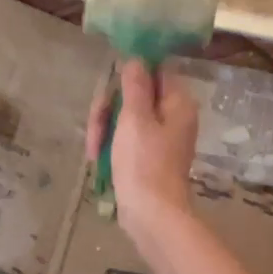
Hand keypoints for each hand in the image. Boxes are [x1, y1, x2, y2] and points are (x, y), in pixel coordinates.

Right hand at [88, 61, 198, 233]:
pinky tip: (97, 159)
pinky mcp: (149, 157)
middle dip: (110, 109)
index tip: (110, 85)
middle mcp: (174, 117)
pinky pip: (127, 139)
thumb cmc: (143, 163)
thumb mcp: (135, 119)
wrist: (151, 215)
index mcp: (178, 103)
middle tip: (96, 128)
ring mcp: (162, 138)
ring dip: (105, 129)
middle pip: (136, 95)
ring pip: (127, 118)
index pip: (156, 71)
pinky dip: (111, 145)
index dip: (131, 74)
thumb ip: (135, 86)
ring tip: (93, 150)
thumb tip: (137, 58)